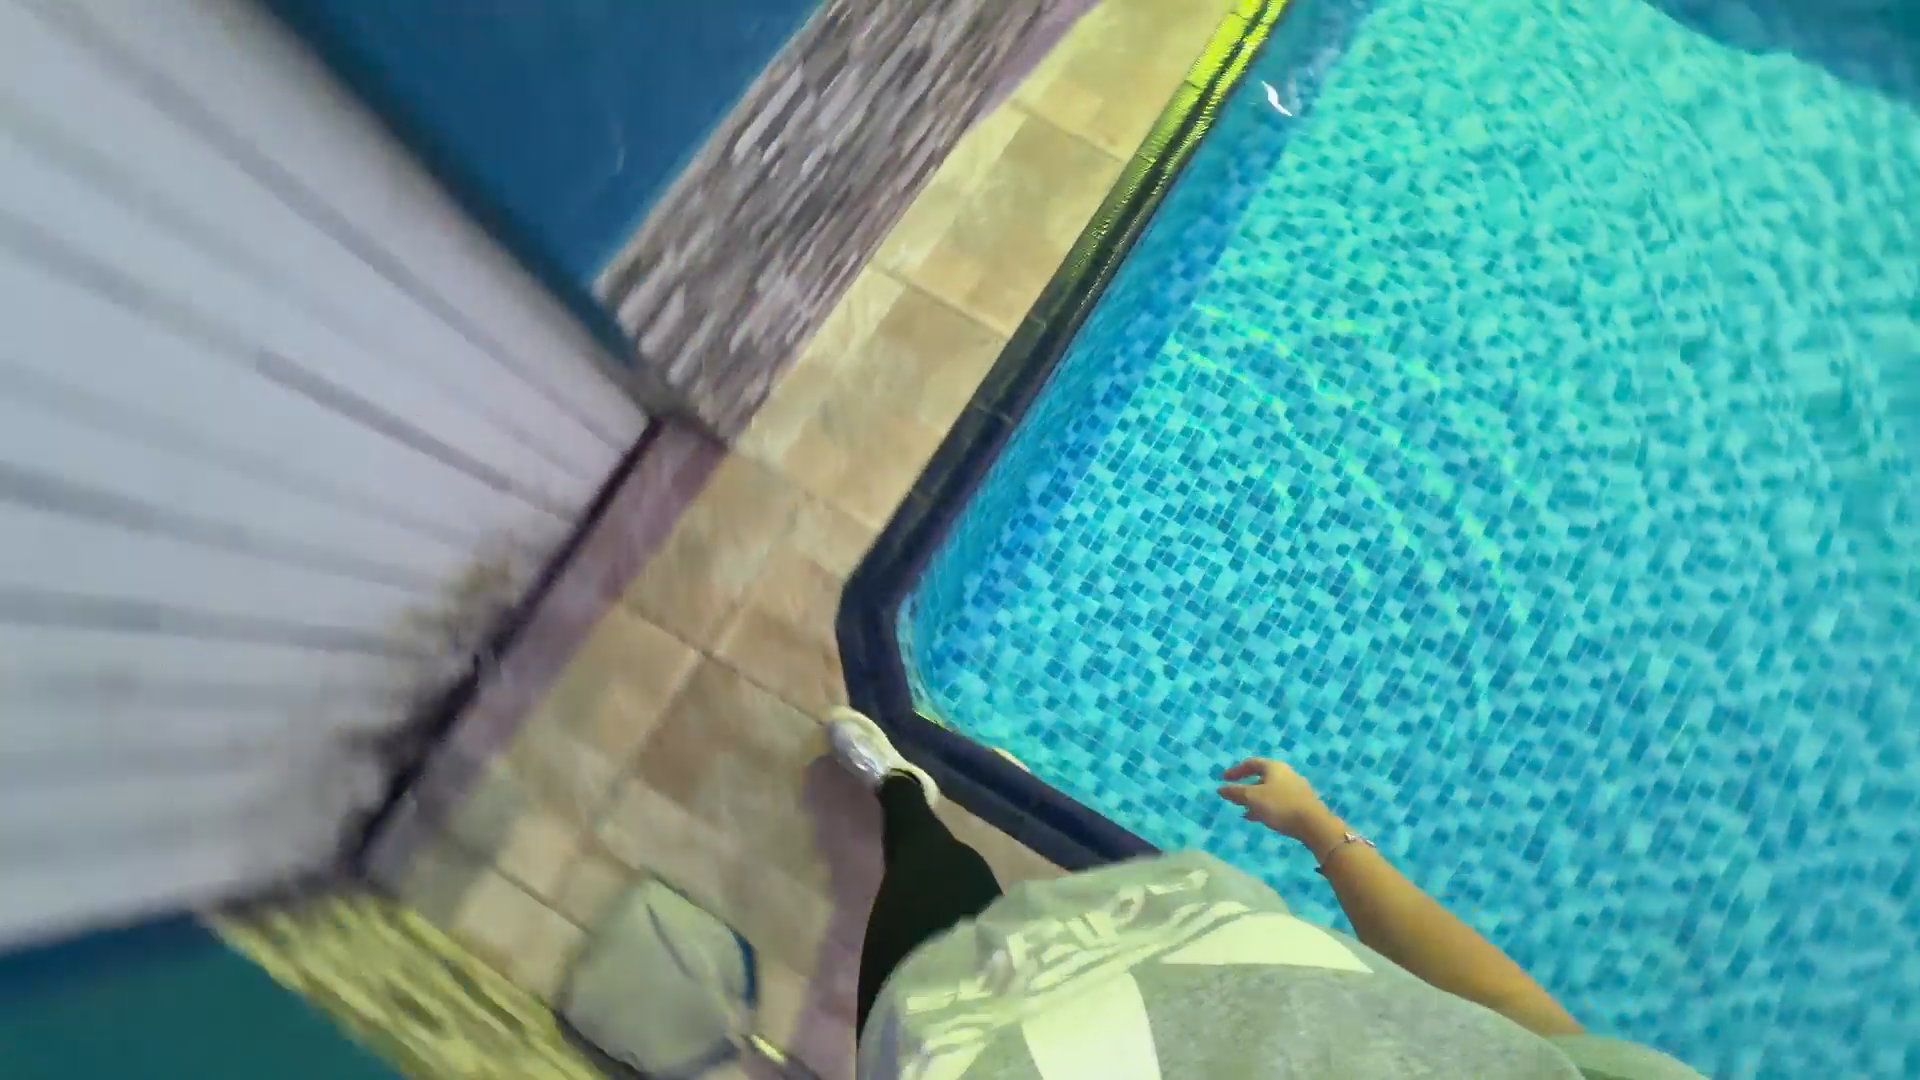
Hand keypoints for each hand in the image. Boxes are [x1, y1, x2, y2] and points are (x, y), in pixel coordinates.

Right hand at [1218, 757, 1339, 844]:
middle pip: (1261, 777)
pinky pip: (1279, 801)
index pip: (1250, 763)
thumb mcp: (1253, 798)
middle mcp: (1286, 773)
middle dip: (1246, 787)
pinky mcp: (1302, 803)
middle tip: (1235, 797)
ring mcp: (1296, 788)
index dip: (1235, 771)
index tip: (1224, 779)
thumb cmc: (1280, 806)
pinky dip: (1267, 807)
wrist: (1315, 824)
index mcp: (1273, 767)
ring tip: (1245, 811)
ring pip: (1270, 791)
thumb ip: (1235, 792)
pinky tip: (1261, 818)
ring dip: (1256, 800)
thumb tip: (1220, 788)